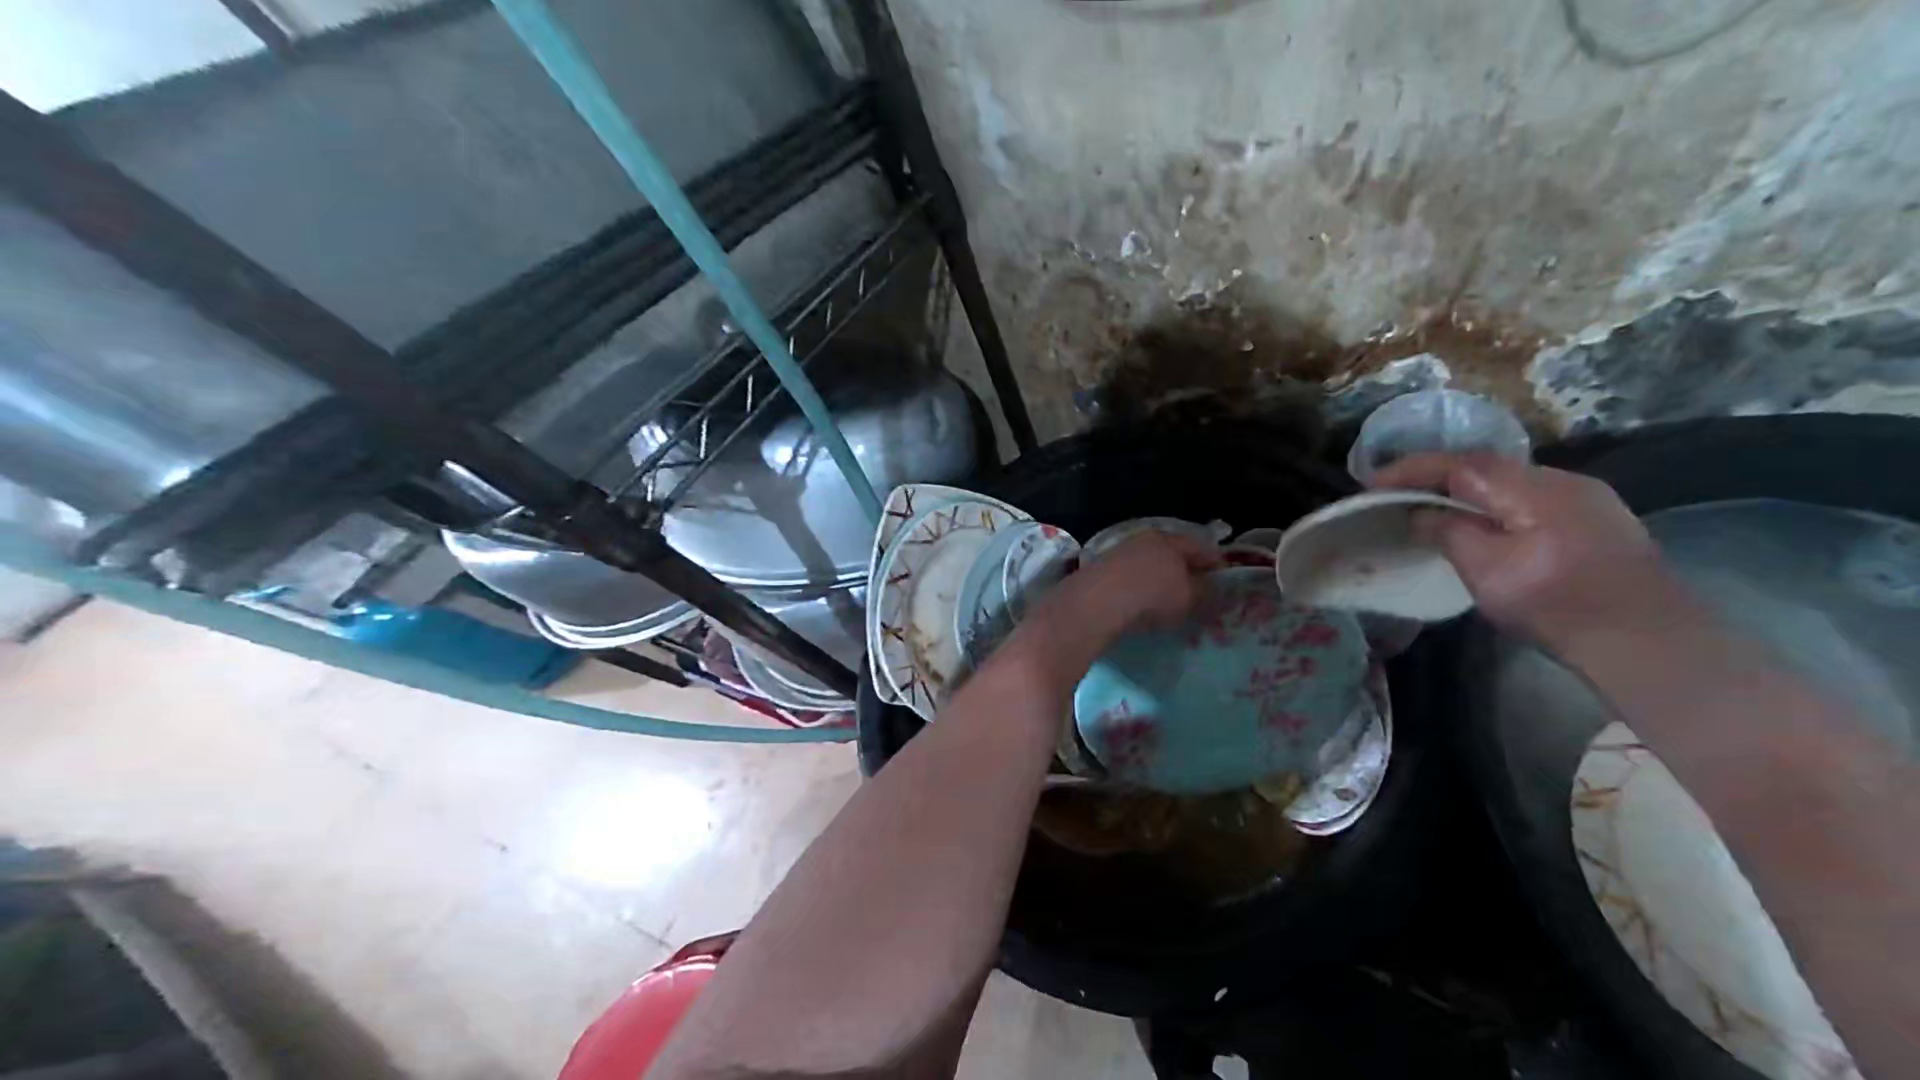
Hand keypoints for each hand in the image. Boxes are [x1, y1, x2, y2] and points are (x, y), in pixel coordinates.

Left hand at [1072, 529, 1221, 631]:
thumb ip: (1204, 591)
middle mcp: (1146, 539)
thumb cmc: (1153, 596)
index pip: (1200, 548)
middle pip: (1172, 550)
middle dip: (1184, 565)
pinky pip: (1129, 572)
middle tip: (1194, 583)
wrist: (1098, 600)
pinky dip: (1138, 581)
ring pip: (1148, 560)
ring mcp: (1121, 550)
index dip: (1214, 562)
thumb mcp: (1189, 598)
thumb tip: (1211, 587)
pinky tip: (1139, 596)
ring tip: (1166, 592)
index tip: (1222, 574)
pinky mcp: (1101, 566)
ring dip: (1159, 573)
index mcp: (1173, 542)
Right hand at [1370, 453, 1672, 648]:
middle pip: (1485, 468)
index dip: (1410, 470)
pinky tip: (1483, 526)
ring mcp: (1587, 501)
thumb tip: (1421, 512)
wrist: (1649, 641)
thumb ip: (1447, 531)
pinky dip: (1494, 506)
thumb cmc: (1555, 602)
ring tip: (1431, 509)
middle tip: (1396, 495)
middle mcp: (1561, 481)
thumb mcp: (1484, 568)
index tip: (1371, 484)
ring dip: (1466, 493)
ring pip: (1510, 484)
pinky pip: (1530, 501)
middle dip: (1436, 477)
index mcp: (1530, 486)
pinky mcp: (1598, 524)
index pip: (1458, 464)